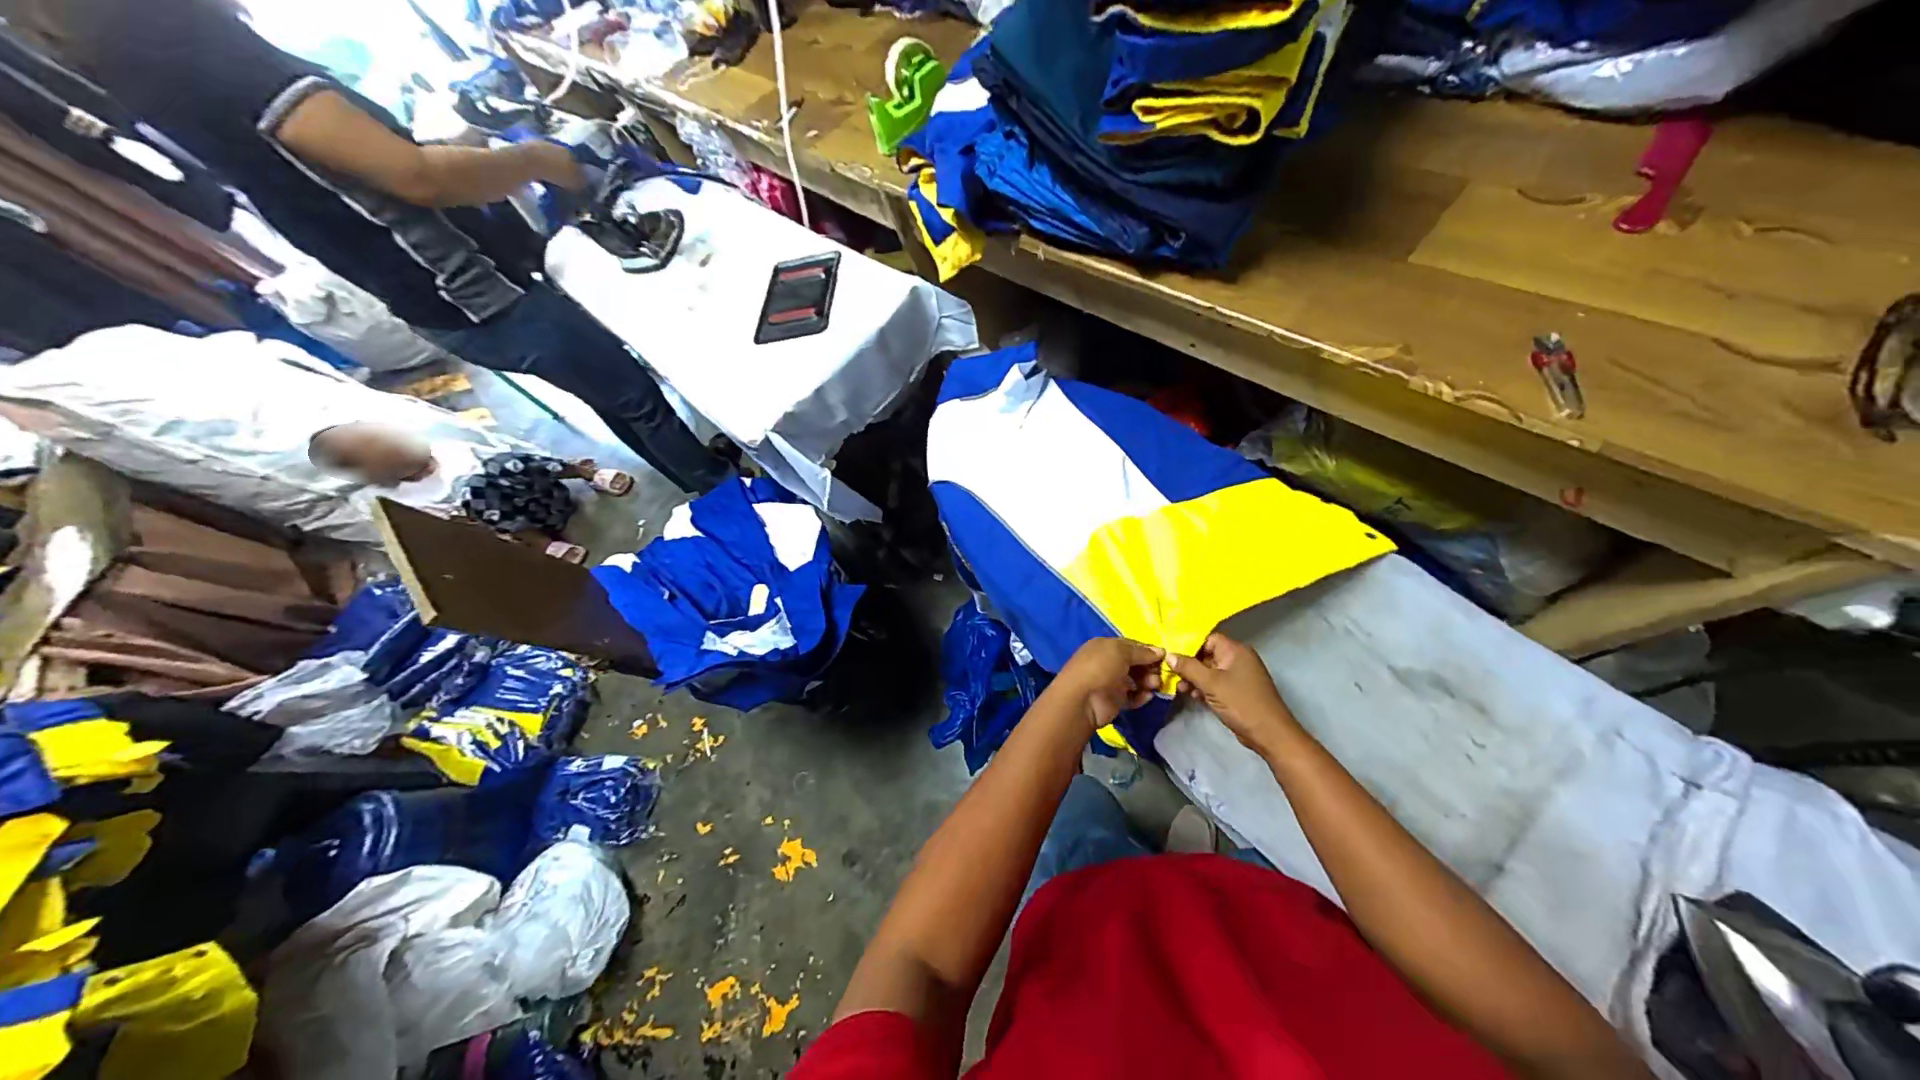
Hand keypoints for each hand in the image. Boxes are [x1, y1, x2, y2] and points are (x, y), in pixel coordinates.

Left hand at [1050, 638, 1163, 731]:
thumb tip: (1160, 651)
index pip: (1131, 646)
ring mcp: (1112, 682)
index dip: (1148, 650)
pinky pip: (1133, 697)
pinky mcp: (1115, 700)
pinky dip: (1142, 696)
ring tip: (1154, 685)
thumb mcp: (1120, 651)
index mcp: (1106, 646)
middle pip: (1136, 663)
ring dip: (1148, 681)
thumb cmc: (1100, 668)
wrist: (1082, 700)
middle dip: (1150, 667)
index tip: (1164, 656)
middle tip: (1159, 673)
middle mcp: (1108, 663)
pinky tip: (1147, 696)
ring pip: (1136, 680)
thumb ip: (1141, 651)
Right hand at [1167, 633, 1298, 756]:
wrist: (1269, 733)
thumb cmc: (1241, 703)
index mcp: (1235, 651)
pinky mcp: (1236, 691)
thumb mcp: (1211, 684)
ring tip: (1180, 688)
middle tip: (1171, 674)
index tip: (1171, 655)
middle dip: (1188, 665)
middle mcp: (1238, 659)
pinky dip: (1203, 688)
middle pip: (1207, 655)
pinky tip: (1192, 696)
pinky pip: (1216, 683)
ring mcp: (1238, 676)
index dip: (1188, 645)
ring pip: (1209, 671)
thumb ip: (1189, 668)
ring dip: (1194, 678)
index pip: (1207, 639)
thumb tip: (1169, 655)